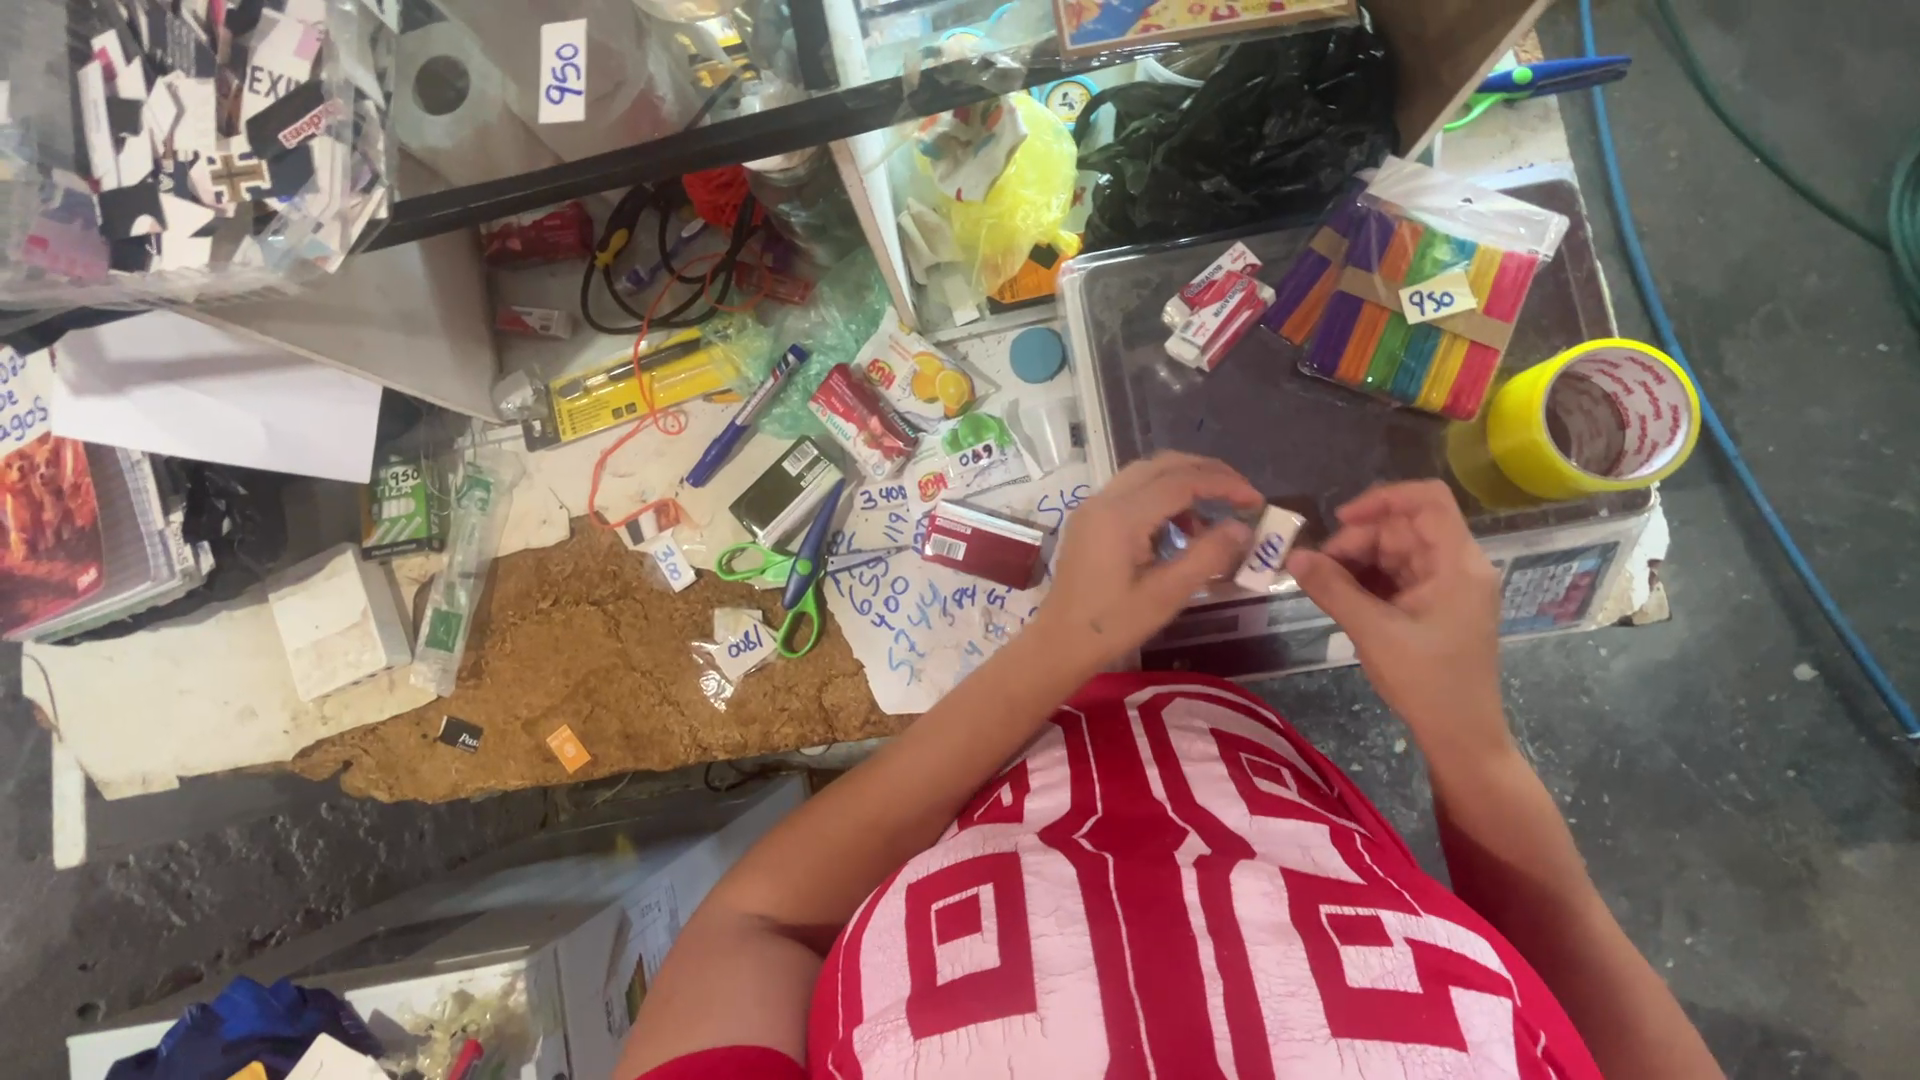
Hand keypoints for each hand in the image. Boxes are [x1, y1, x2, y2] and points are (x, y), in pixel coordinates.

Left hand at [1030, 452, 1260, 670]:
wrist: (1059, 643)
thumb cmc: (1112, 625)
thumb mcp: (1166, 594)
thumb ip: (1207, 556)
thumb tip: (1242, 528)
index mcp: (1120, 516)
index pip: (1181, 482)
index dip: (1223, 485)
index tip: (1256, 501)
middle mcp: (1103, 500)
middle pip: (1162, 465)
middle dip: (1206, 473)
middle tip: (1240, 494)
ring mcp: (1092, 508)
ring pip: (1145, 475)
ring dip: (1183, 484)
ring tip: (1213, 516)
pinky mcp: (1089, 520)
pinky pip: (1131, 492)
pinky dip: (1161, 498)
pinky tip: (1180, 529)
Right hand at [1285, 480, 1509, 754]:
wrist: (1461, 734)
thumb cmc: (1427, 682)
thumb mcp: (1373, 632)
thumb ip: (1332, 589)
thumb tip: (1293, 557)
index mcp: (1457, 564)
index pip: (1427, 501)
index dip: (1381, 499)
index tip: (1339, 520)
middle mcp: (1456, 566)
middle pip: (1402, 527)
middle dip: (1357, 541)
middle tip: (1318, 570)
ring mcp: (1445, 586)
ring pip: (1394, 551)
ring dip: (1356, 561)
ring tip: (1324, 586)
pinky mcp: (1432, 604)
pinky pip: (1395, 575)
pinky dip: (1365, 580)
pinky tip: (1340, 597)